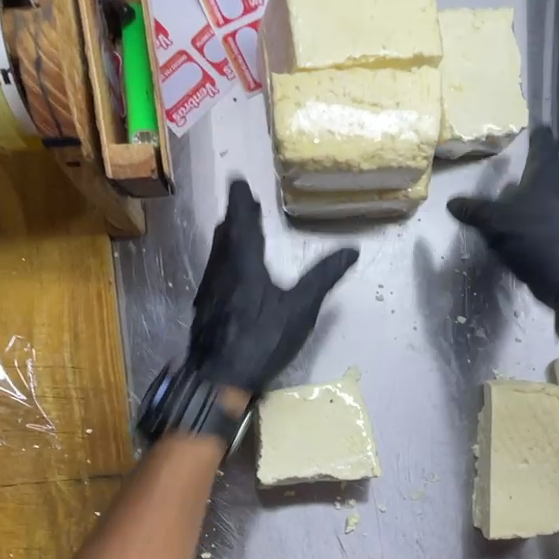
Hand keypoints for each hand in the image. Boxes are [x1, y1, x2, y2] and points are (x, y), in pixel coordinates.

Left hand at [187, 180, 357, 393]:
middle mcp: (221, 267)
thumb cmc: (262, 339)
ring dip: (229, 237)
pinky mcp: (205, 307)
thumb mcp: (300, 308)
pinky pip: (216, 271)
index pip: (240, 218)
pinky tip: (234, 273)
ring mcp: (209, 288)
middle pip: (226, 233)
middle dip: (236, 216)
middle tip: (245, 204)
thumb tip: (352, 250)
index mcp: (243, 260)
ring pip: (218, 252)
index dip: (240, 198)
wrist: (219, 378)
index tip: (240, 181)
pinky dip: (226, 259)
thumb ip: (324, 277)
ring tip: (241, 231)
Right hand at [447, 127, 558, 330]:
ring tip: (519, 206)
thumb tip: (452, 202)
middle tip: (514, 173)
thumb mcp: (497, 224)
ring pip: (555, 195)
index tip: (532, 127)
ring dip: (539, 199)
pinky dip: (546, 220)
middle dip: (533, 171)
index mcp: (548, 172)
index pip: (543, 142)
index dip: (536, 134)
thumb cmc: (536, 238)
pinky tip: (533, 233)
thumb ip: (476, 211)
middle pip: (550, 170)